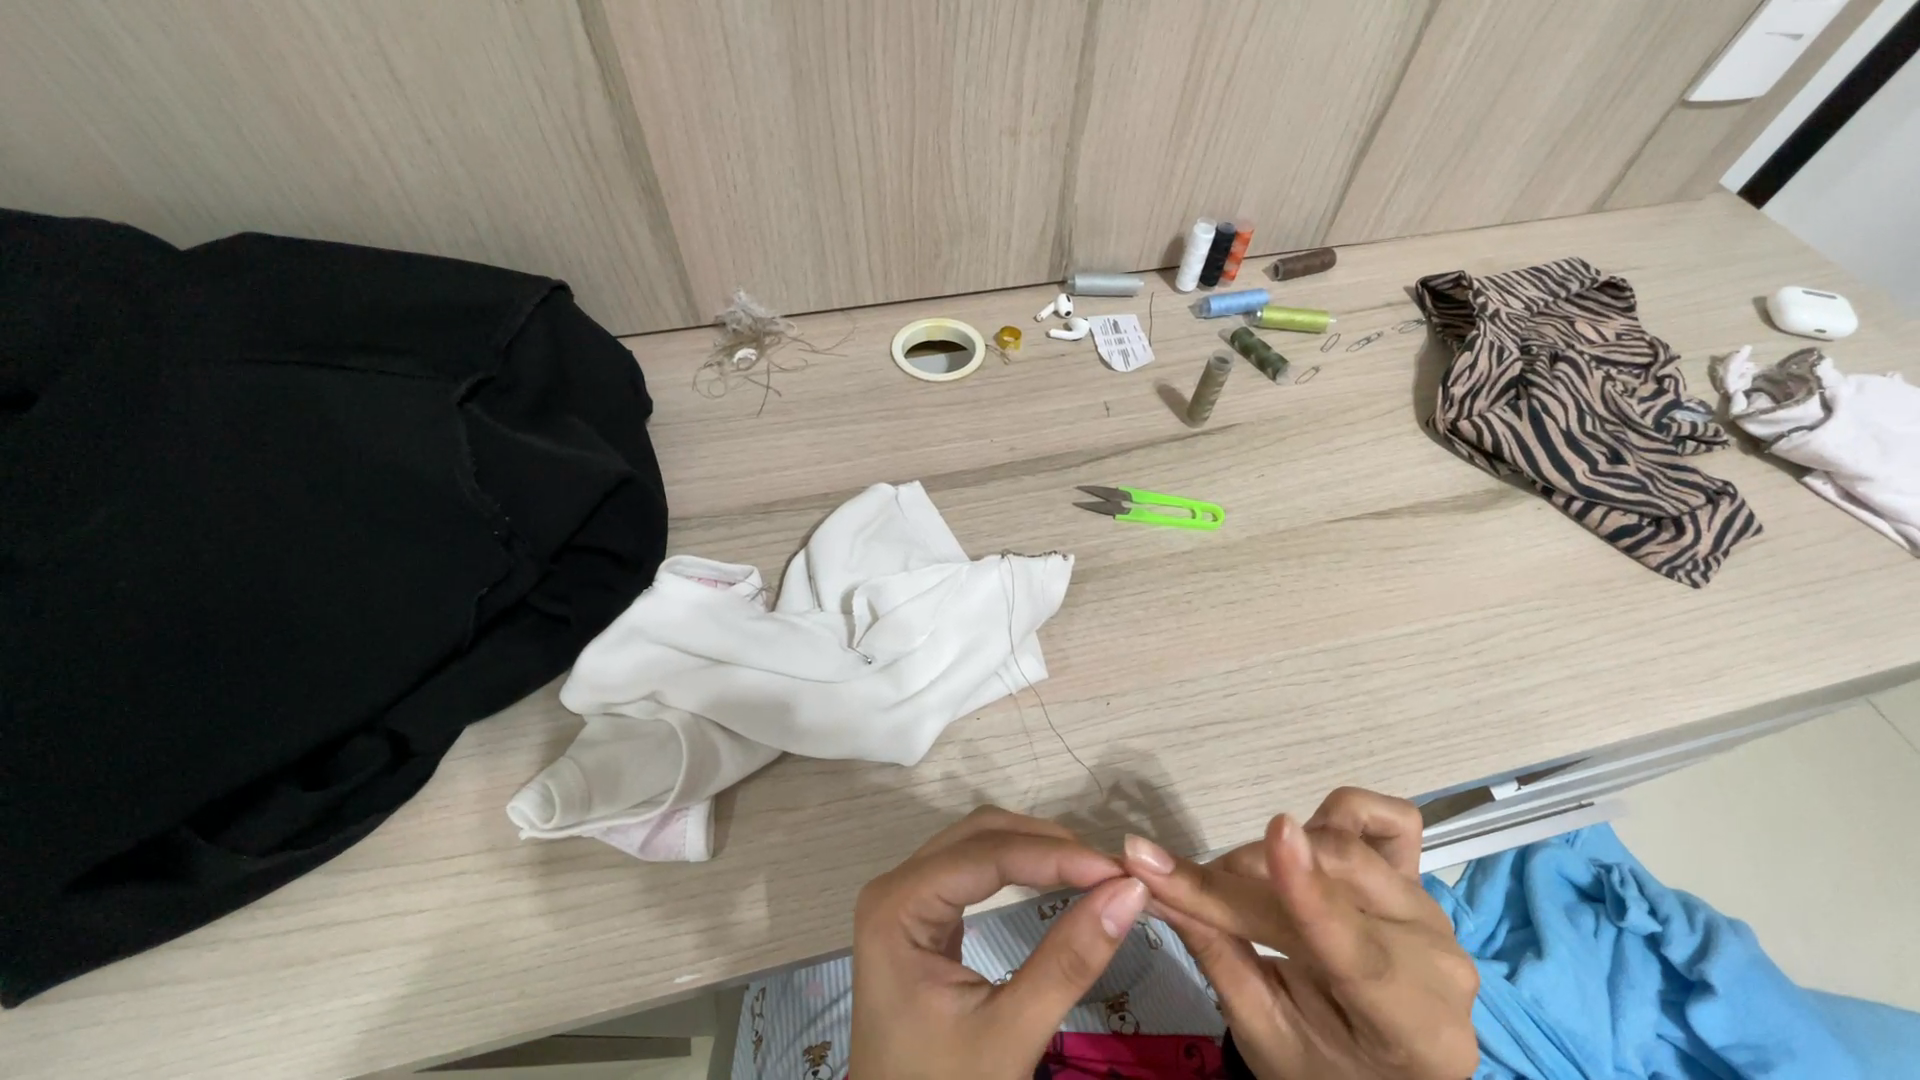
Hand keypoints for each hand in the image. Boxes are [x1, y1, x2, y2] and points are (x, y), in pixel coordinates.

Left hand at [851, 806, 1150, 1078]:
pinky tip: (1053, 878)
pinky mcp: (921, 914)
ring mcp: (905, 898)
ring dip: (1035, 849)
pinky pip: (972, 870)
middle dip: (1046, 844)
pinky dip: (1017, 867)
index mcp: (898, 906)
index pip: (986, 855)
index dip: (1054, 856)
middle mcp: (895, 886)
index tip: (1118, 870)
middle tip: (1109, 870)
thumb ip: (1068, 960)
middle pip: (979, 836)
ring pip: (977, 844)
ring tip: (1092, 871)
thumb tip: (1130, 892)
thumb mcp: (1010, 1031)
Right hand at [1121, 788, 1478, 1079]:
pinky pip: (1391, 820)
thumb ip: (1212, 948)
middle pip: (1337, 878)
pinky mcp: (1423, 877)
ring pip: (1351, 843)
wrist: (1378, 1073)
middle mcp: (1437, 961)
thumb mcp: (1259, 1028)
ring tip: (1243, 881)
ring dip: (1276, 849)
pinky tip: (1309, 839)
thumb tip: (1143, 874)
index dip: (1310, 890)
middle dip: (1245, 872)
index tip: (1274, 829)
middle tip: (1184, 886)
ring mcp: (1434, 912)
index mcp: (1412, 1027)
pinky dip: (1346, 814)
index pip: (1354, 950)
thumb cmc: (1318, 1066)